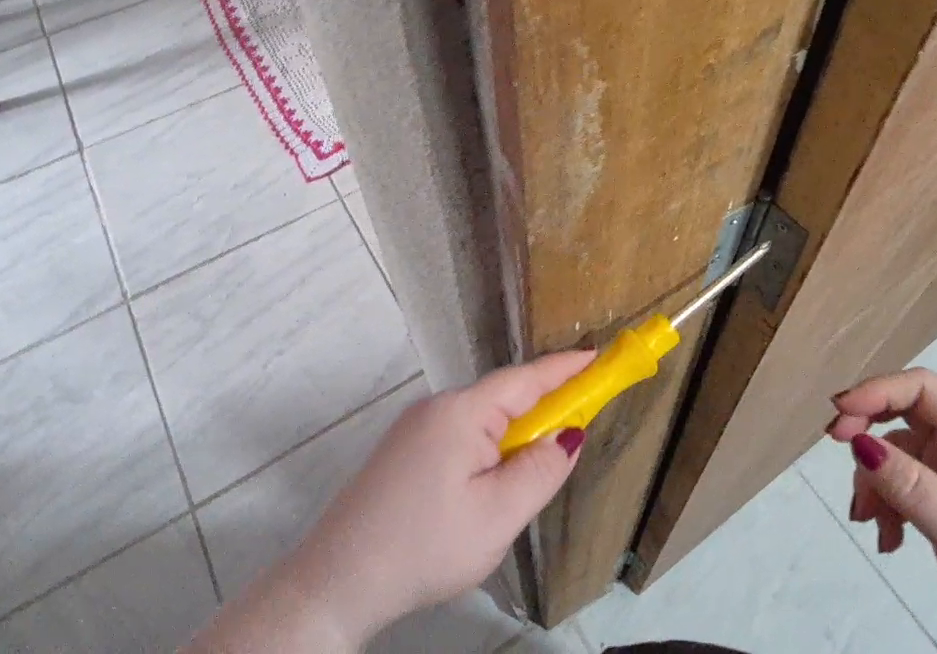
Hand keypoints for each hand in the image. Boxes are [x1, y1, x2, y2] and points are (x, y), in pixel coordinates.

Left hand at [191, 352, 594, 651]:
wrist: (337, 581)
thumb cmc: (427, 546)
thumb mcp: (498, 515)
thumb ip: (540, 470)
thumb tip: (568, 435)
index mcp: (461, 412)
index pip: (526, 379)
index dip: (565, 368)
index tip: (599, 356)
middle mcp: (437, 408)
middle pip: (503, 399)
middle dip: (542, 410)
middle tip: (576, 431)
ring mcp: (414, 428)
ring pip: (481, 422)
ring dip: (513, 437)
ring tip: (529, 478)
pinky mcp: (402, 452)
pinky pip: (459, 437)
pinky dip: (487, 449)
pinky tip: (488, 486)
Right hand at [829, 368, 936, 653]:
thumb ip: (911, 487)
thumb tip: (858, 443)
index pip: (923, 388)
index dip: (877, 390)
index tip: (838, 415)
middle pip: (904, 416)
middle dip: (867, 433)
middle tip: (836, 452)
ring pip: (897, 454)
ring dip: (876, 484)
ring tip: (872, 525)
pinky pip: (905, 485)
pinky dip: (889, 506)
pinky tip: (888, 539)